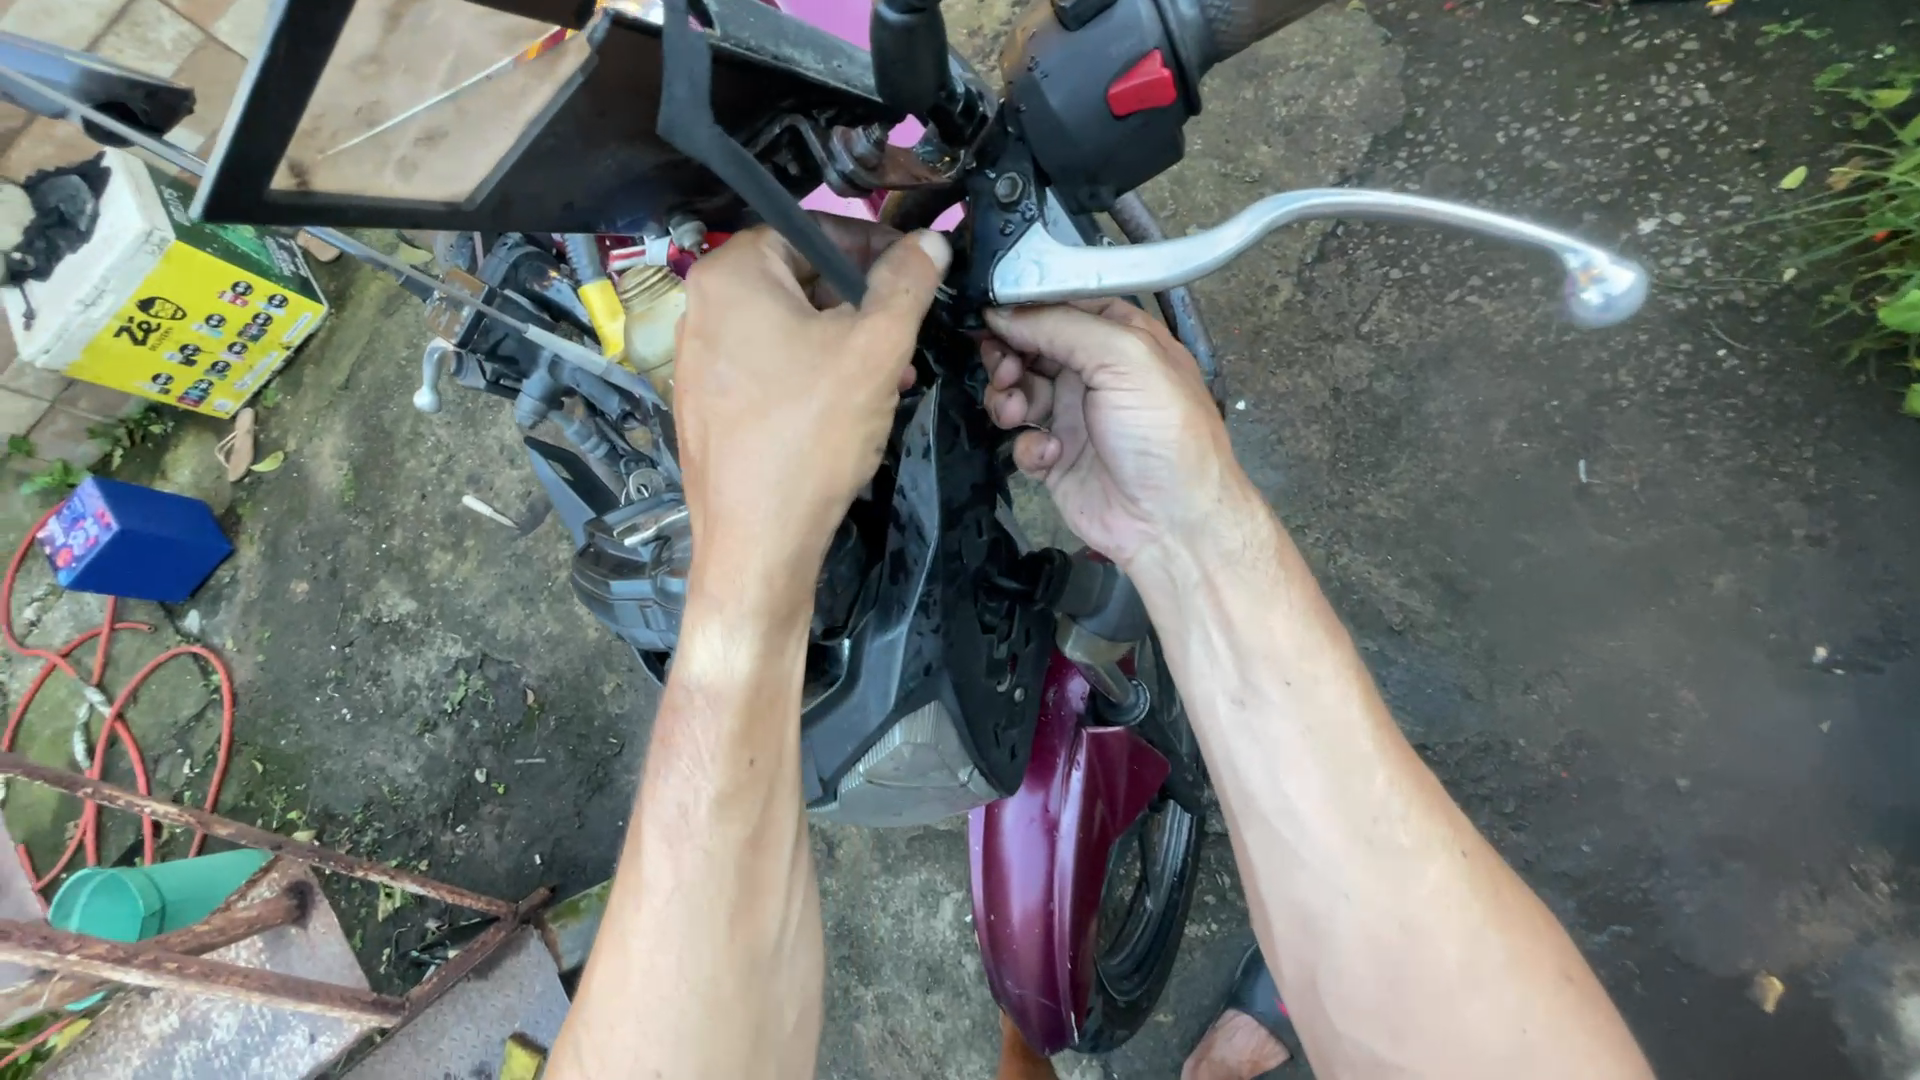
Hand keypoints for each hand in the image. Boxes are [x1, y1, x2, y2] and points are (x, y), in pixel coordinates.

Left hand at [675, 216, 949, 588]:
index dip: (869, 244)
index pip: (808, 229)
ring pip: (788, 331)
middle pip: (798, 282)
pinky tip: (846, 411)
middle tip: (903, 335)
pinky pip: (769, 371)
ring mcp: (699, 363)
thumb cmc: (813, 433)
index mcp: (731, 275)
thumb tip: (932, 241)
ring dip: (844, 345)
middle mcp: (701, 309)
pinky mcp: (709, 408)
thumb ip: (908, 284)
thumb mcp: (875, 349)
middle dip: (860, 305)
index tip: (911, 270)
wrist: (759, 539)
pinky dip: (812, 377)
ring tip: (887, 380)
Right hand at [981, 299, 1251, 568]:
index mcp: (1121, 338)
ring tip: (1017, 412)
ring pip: (1018, 392)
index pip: (1062, 306)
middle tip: (1005, 369)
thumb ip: (1061, 326)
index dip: (1025, 310)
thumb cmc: (1164, 434)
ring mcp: (1074, 417)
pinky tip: (1050, 454)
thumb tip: (1005, 314)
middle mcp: (1096, 374)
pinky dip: (1026, 446)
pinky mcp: (1056, 458)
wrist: (1168, 521)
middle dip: (1009, 355)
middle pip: (1031, 347)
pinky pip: (1021, 441)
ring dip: (1008, 398)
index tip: (993, 315)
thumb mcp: (1124, 358)